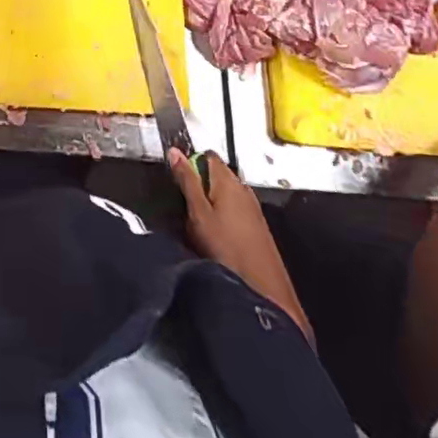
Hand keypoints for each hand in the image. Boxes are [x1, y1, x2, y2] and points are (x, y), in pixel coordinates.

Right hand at [171, 150, 307, 335]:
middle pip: (216, 174)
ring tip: (196, 221)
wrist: (262, 286)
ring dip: (209, 201)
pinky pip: (233, 208)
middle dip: (199, 183)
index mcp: (228, 180)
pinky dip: (220, 214)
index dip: (190, 161)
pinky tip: (213, 233)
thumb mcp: (198, 213)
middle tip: (184, 204)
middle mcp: (243, 188)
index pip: (208, 156)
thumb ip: (187, 180)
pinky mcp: (255, 224)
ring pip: (224, 193)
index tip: (177, 179)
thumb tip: (175, 150)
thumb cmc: (225, 246)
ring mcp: (252, 206)